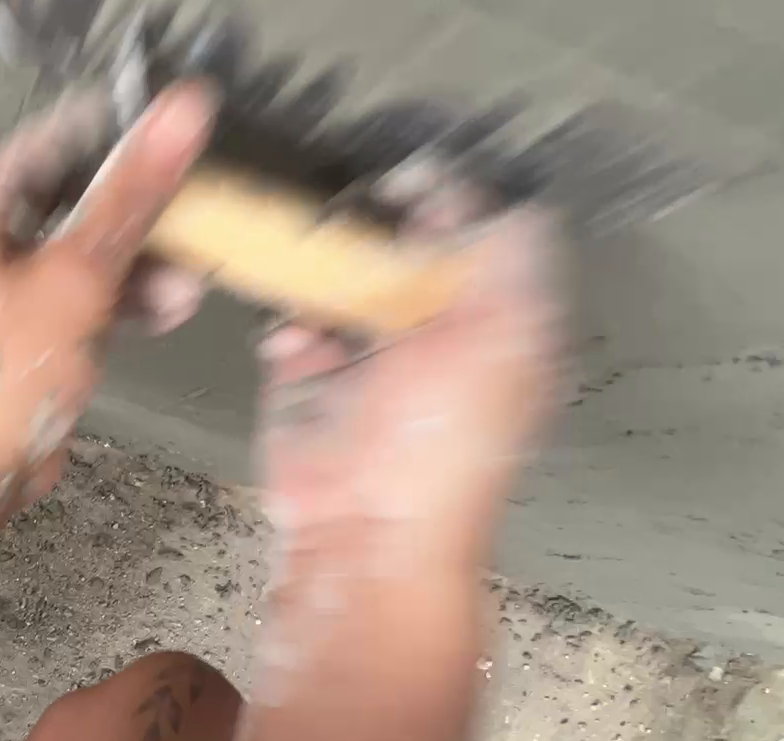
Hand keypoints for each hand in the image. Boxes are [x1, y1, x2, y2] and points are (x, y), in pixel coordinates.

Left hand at [0, 81, 217, 519]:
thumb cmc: (5, 378)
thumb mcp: (75, 280)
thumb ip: (130, 199)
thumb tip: (183, 113)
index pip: (64, 139)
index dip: (128, 137)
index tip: (192, 143)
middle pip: (86, 194)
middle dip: (147, 212)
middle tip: (201, 218)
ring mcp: (18, 284)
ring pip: (97, 247)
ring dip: (147, 262)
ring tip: (191, 284)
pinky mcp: (41, 325)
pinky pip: (94, 292)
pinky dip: (130, 298)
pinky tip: (170, 310)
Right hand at [254, 164, 565, 566]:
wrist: (358, 521)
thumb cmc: (441, 435)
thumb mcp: (500, 332)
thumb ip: (499, 251)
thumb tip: (464, 192)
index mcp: (488, 315)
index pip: (469, 231)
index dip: (442, 195)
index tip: (400, 176)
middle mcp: (423, 327)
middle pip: (395, 248)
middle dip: (366, 223)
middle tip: (336, 206)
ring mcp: (355, 354)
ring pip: (334, 280)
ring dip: (318, 268)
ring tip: (302, 257)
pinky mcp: (297, 378)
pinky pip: (286, 327)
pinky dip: (283, 323)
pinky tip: (290, 338)